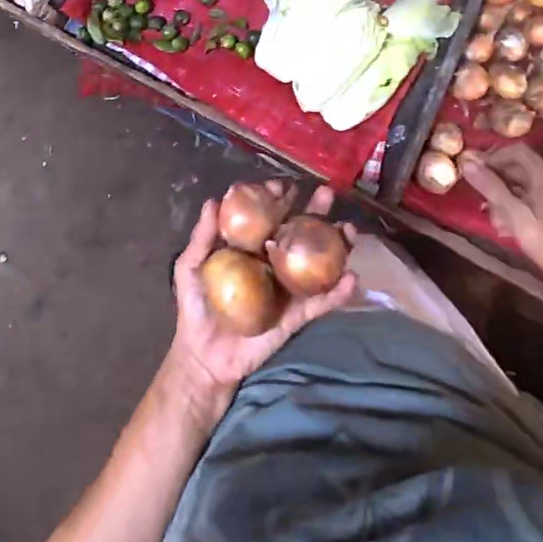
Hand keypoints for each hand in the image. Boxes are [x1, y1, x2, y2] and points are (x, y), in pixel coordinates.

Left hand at [165, 182, 357, 408]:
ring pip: (318, 262)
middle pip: (298, 231)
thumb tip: (213, 201)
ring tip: (349, 229)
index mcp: (252, 248)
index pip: (269, 217)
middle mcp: (275, 262)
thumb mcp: (190, 267)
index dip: (277, 199)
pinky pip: (321, 302)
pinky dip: (338, 292)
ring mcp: (289, 288)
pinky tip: (352, 278)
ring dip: (337, 244)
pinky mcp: (297, 315)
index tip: (283, 186)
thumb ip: (202, 237)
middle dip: (315, 211)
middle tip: (327, 193)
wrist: (204, 355)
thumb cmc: (196, 307)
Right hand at [461, 146, 542, 302]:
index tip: (475, 168)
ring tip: (489, 213)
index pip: (516, 151)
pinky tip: (503, 224)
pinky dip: (513, 205)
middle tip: (477, 191)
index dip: (493, 156)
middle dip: (495, 178)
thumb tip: (467, 163)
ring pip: (521, 184)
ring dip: (502, 195)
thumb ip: (491, 186)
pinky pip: (529, 198)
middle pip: (518, 167)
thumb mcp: (513, 212)